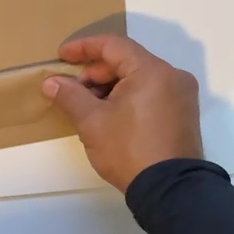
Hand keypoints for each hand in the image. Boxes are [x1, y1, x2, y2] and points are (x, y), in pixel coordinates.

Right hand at [42, 33, 203, 192]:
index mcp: (151, 70)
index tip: (61, 56)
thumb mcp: (92, 122)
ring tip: (87, 108)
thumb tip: (51, 82)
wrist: (169, 188)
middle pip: (127, 62)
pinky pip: (150, 93)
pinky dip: (127, 98)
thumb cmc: (128, 149)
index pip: (113, 45)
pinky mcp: (182, 114)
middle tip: (71, 92)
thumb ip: (70, 96)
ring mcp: (181, 95)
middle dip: (95, 74)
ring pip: (138, 79)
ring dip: (109, 87)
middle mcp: (172, 76)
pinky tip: (109, 117)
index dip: (83, 48)